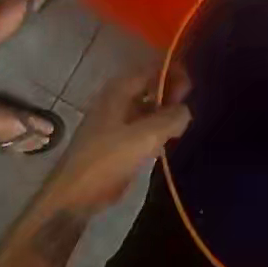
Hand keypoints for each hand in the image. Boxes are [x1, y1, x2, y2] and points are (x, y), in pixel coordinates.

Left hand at [34, 69, 191, 218]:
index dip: (173, 73)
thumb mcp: (144, 137)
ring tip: (185, 124)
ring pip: (147, 108)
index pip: (151, 69)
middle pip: (149, 87)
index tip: (193, 90)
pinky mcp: (117, 142)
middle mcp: (117, 100)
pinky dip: (156, 130)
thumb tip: (186, 110)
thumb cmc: (107, 160)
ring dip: (165, 113)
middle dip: (171, 93)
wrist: (74, 196)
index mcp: (119, 91)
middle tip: (191, 109)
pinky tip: (170, 142)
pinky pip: (142, 128)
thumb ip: (170, 119)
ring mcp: (115, 121)